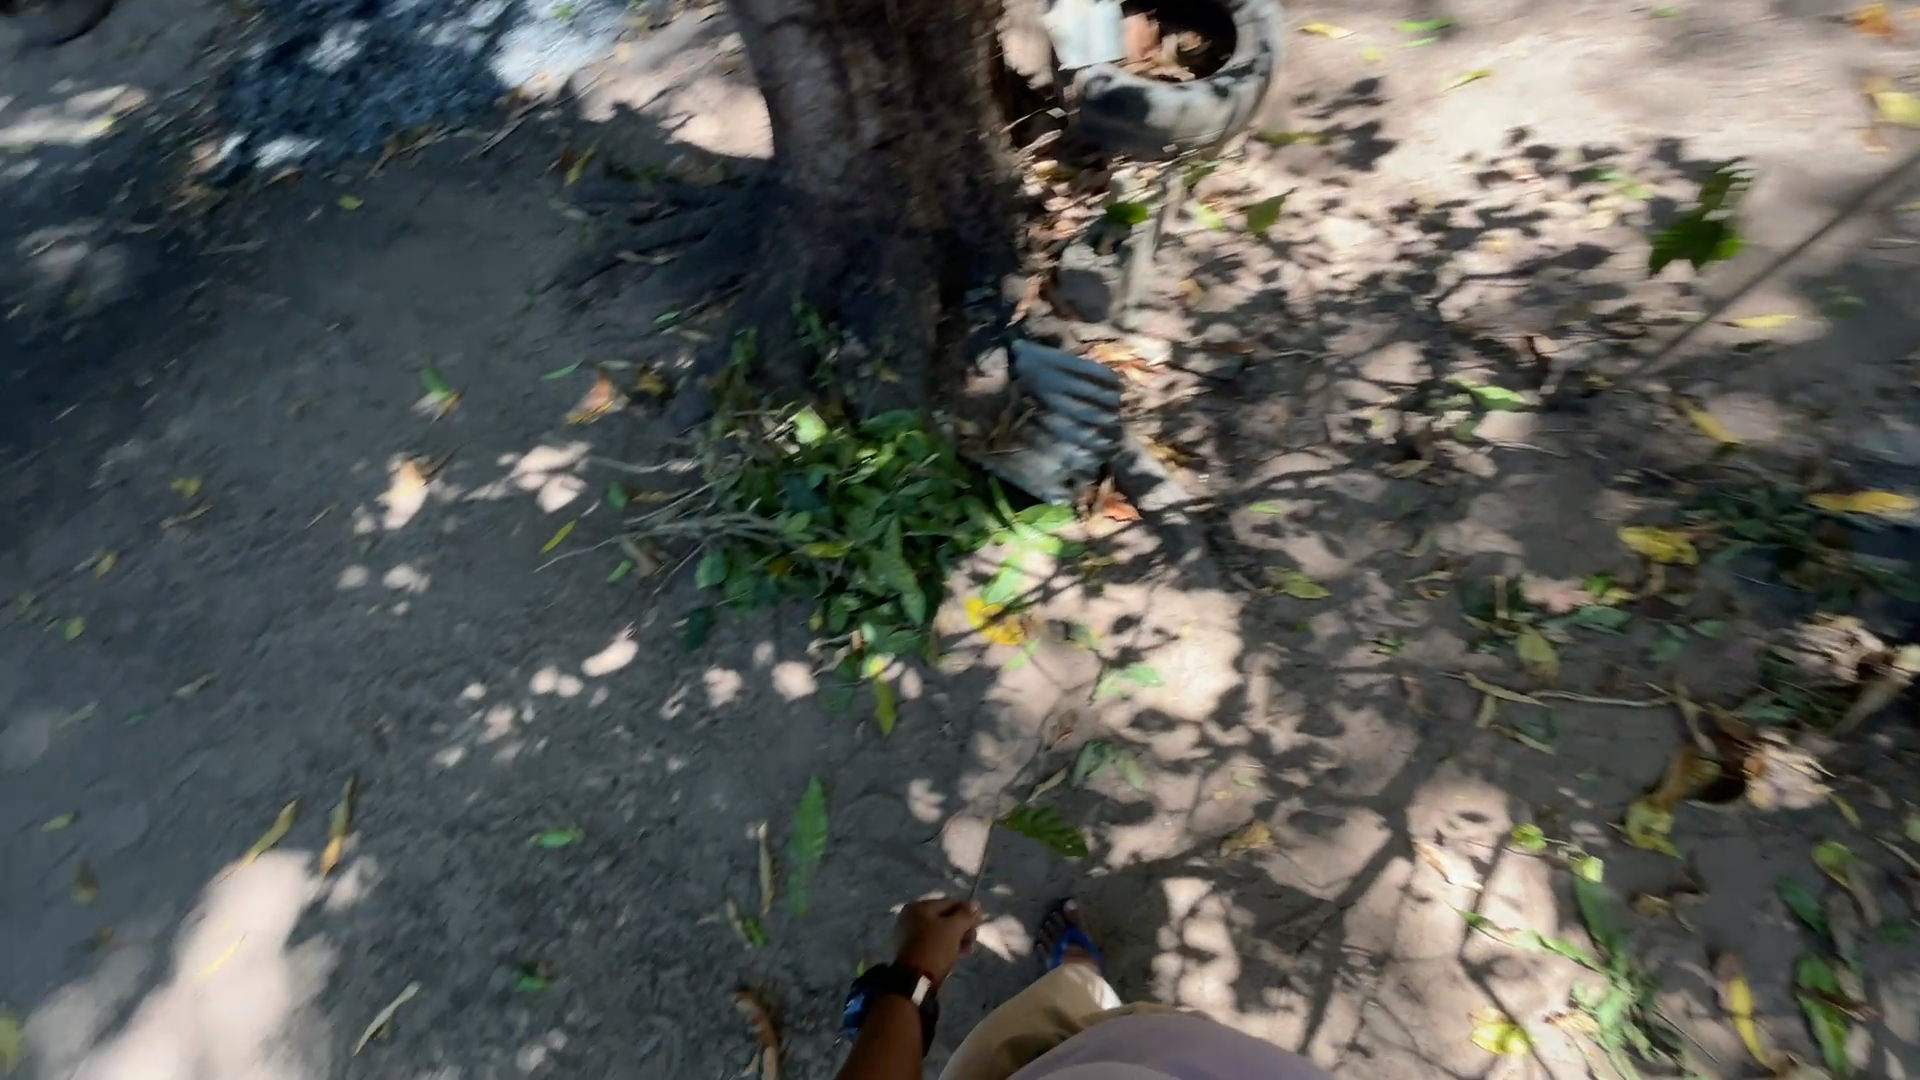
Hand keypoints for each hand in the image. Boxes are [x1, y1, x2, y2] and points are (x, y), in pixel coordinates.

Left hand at [892, 897, 980, 988]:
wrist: (913, 982)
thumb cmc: (934, 948)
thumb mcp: (953, 929)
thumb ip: (965, 915)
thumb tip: (975, 903)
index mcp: (918, 907)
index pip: (949, 902)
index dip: (966, 911)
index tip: (978, 923)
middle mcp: (911, 917)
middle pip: (944, 917)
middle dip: (962, 927)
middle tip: (974, 938)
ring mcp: (910, 935)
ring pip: (939, 932)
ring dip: (956, 938)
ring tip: (969, 948)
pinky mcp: (912, 952)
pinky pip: (933, 943)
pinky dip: (946, 946)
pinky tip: (959, 953)